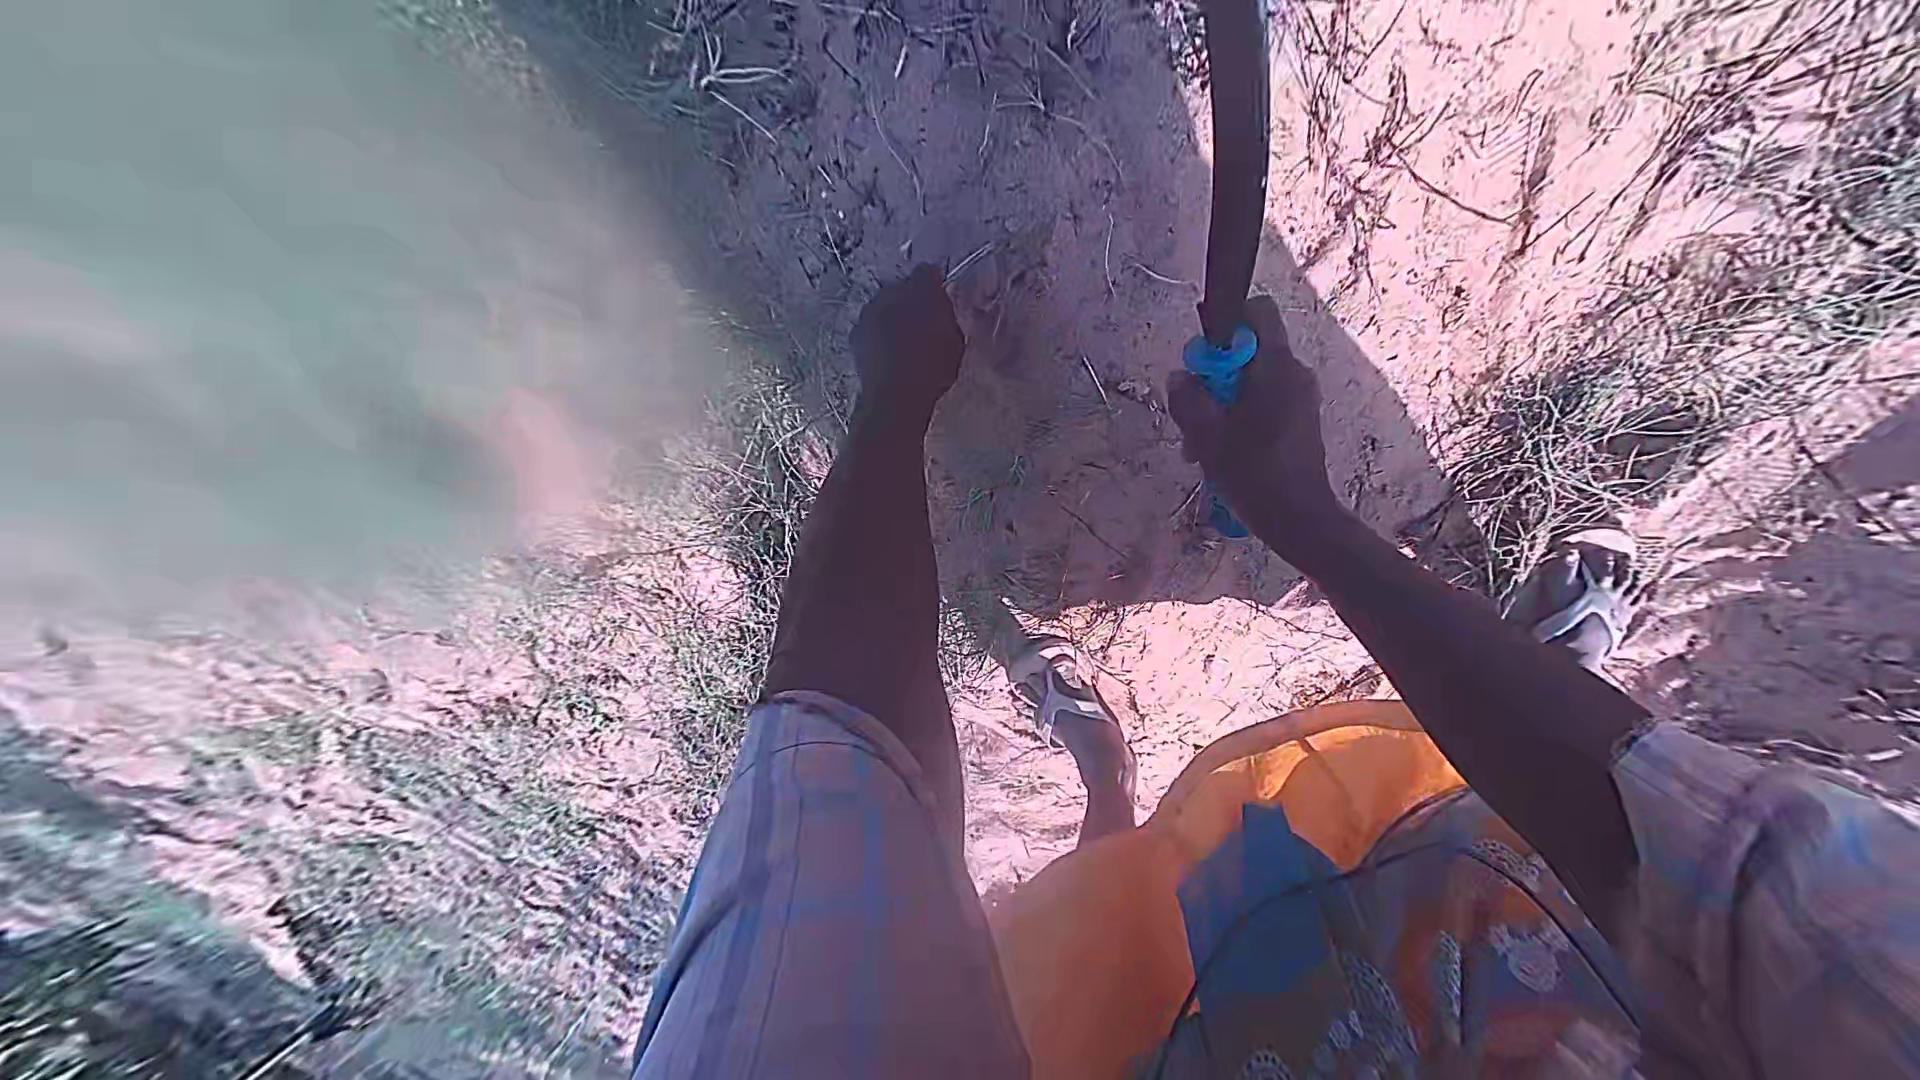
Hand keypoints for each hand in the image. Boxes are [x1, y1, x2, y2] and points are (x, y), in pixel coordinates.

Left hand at [850, 264, 964, 424]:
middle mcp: (891, 291)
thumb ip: (946, 319)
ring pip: (882, 307)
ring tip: (901, 342)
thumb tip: (941, 315)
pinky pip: (869, 328)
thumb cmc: (934, 368)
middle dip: (910, 301)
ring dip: (891, 317)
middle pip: (901, 288)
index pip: (928, 272)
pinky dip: (876, 335)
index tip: (937, 300)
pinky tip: (885, 354)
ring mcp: (869, 311)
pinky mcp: (855, 332)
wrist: (897, 393)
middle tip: (920, 324)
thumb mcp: (955, 342)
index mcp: (922, 289)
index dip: (933, 286)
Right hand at [1166, 294, 1346, 557]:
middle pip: (1245, 352)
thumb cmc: (1255, 475)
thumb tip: (1180, 376)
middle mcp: (1293, 373)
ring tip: (1200, 445)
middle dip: (1212, 378)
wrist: (1299, 519)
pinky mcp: (1296, 419)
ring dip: (1218, 405)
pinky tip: (1219, 452)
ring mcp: (1298, 397)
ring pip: (1247, 381)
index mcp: (1276, 368)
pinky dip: (1234, 418)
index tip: (1201, 362)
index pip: (1256, 312)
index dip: (1224, 324)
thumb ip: (1189, 400)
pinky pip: (1258, 402)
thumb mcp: (1208, 437)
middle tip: (1192, 417)